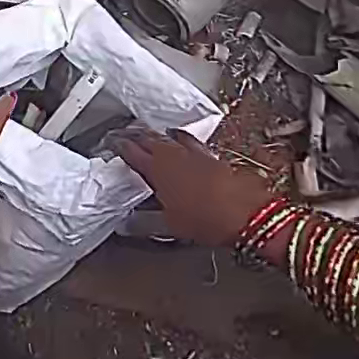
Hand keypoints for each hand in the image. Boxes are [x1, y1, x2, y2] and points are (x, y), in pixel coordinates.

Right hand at [112, 128, 275, 247]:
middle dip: (134, 135)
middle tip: (124, 134)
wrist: (247, 213)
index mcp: (157, 169)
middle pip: (148, 138)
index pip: (132, 152)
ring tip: (146, 133)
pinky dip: (176, 137)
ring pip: (166, 137)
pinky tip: (177, 138)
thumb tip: (126, 225)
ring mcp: (192, 152)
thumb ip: (146, 221)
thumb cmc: (206, 220)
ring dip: (154, 134)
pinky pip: (186, 140)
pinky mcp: (208, 155)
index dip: (120, 146)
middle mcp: (173, 155)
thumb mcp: (170, 225)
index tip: (111, 142)